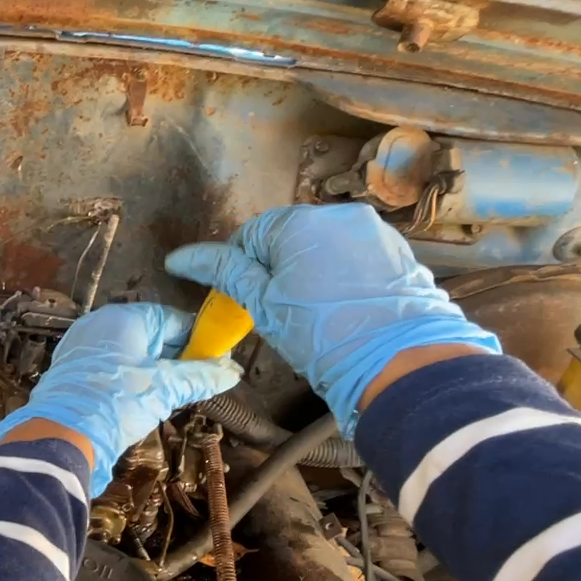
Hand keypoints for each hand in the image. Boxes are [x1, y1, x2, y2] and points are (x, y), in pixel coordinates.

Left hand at [0, 303, 241, 496]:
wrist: (63, 433)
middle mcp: (99, 322)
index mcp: (124, 317)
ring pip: (129, 349)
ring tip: (174, 391)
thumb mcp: (166, 388)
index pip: (172, 318)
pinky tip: (142, 396)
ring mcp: (81, 343)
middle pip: (150, 332)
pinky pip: (110, 362)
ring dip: (153, 367)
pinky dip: (129, 374)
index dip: (198, 338)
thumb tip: (232, 371)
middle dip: (176, 355)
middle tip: (199, 379)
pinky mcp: (70, 365)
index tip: (217, 360)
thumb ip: (200, 376)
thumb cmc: (119, 402)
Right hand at [165, 204, 498, 436]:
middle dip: (276, 268)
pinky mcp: (399, 253)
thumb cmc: (320, 334)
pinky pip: (354, 257)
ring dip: (308, 272)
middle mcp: (340, 215)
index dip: (242, 268)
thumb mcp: (261, 303)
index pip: (251, 234)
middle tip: (276, 309)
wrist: (402, 365)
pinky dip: (340, 278)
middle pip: (289, 237)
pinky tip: (340, 310)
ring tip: (311, 313)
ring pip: (322, 247)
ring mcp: (375, 232)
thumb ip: (222, 271)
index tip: (246, 300)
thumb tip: (178, 257)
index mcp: (300, 222)